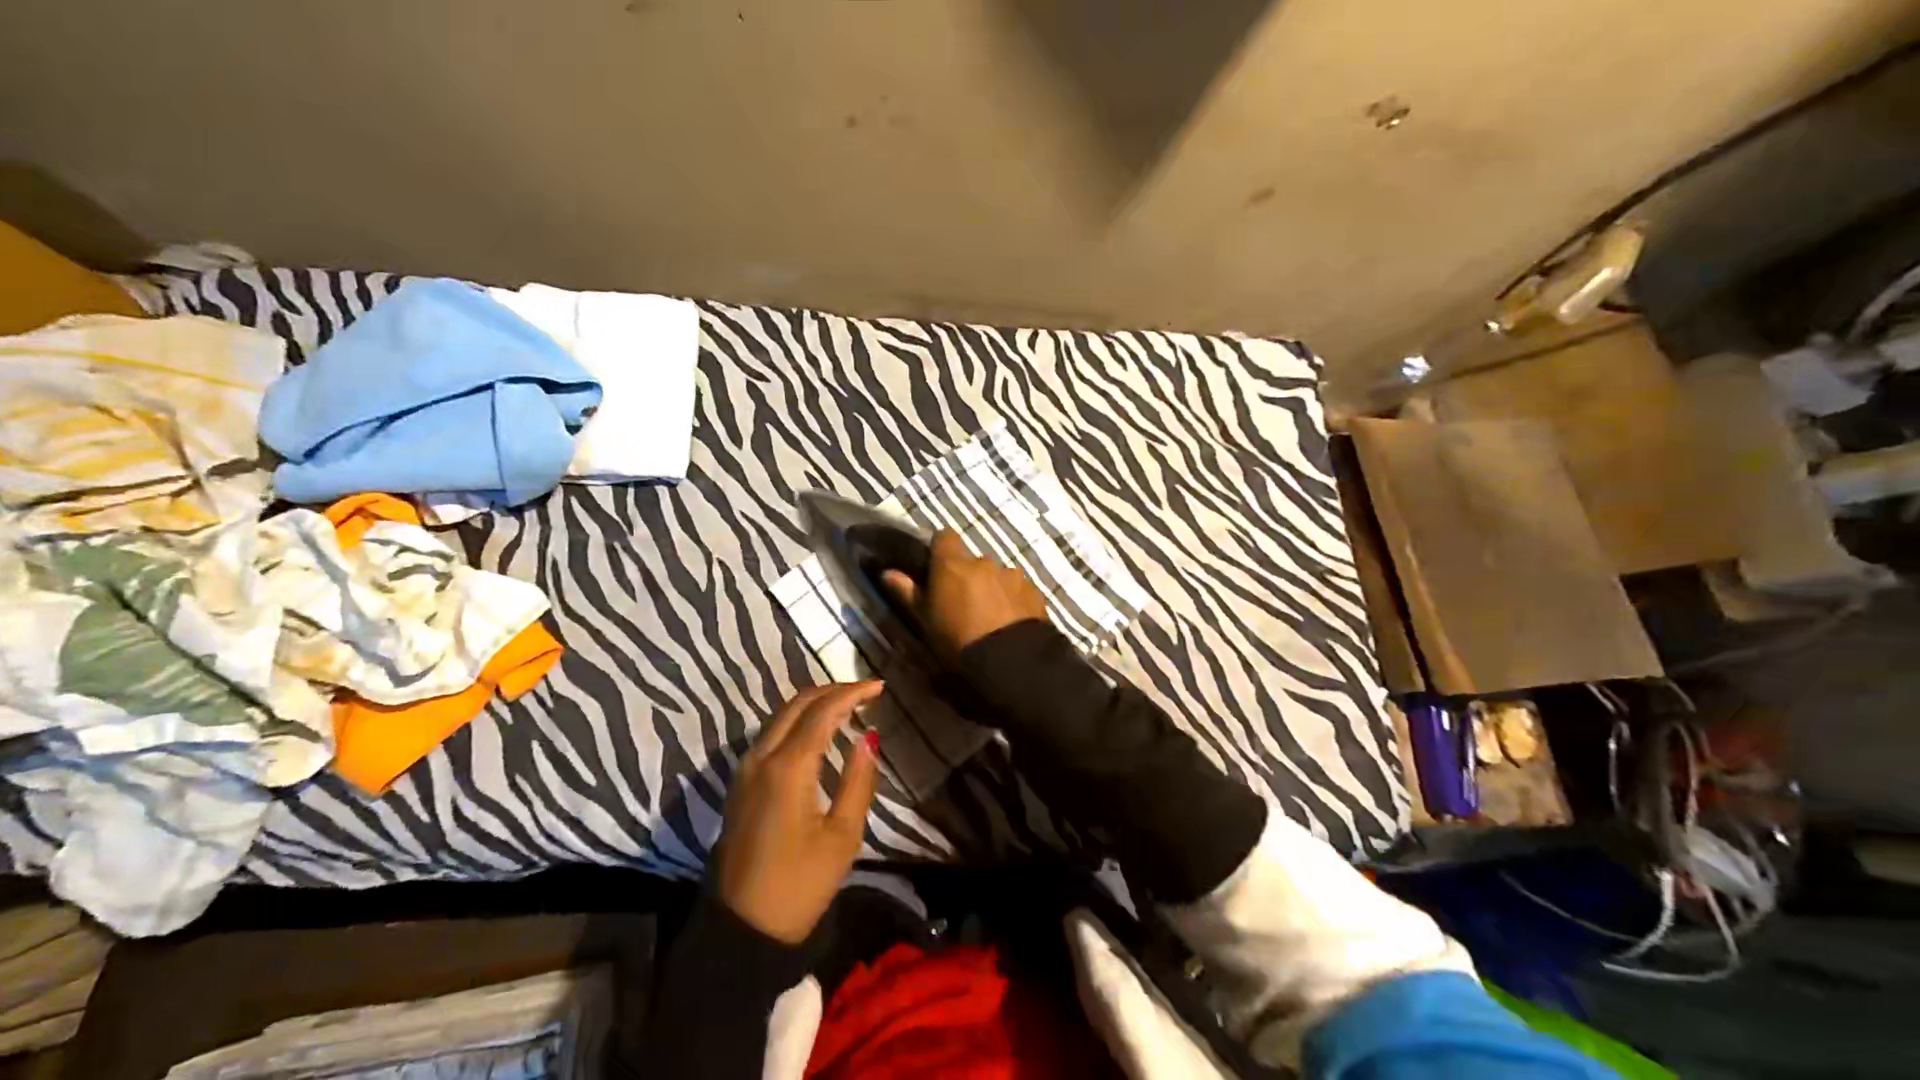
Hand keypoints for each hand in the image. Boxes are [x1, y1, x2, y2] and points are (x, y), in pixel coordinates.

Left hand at [715, 681, 883, 943]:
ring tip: (847, 706)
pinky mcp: (740, 784)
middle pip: (796, 704)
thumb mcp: (842, 837)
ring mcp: (745, 769)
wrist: (741, 927)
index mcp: (787, 767)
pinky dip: (797, 722)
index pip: (822, 711)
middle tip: (864, 692)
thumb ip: (858, 781)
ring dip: (813, 704)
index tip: (879, 686)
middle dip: (832, 690)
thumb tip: (869, 738)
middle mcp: (760, 757)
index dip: (852, 693)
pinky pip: (771, 735)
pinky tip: (818, 732)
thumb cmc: (799, 885)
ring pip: (780, 717)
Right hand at [883, 529, 1046, 663]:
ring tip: (990, 618)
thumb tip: (887, 572)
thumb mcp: (927, 621)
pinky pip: (1017, 590)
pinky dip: (1012, 601)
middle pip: (972, 560)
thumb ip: (908, 592)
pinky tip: (1010, 624)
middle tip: (962, 604)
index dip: (940, 550)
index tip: (936, 571)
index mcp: (953, 565)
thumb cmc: (958, 642)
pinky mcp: (1034, 592)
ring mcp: (1012, 575)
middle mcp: (984, 562)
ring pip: (996, 575)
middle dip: (967, 576)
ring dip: (991, 589)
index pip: (944, 537)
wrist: (1011, 662)